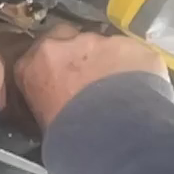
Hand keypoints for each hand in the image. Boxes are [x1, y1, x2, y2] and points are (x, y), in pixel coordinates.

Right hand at [13, 23, 168, 129]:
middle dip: (80, 52)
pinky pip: (134, 52)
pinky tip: (143, 88)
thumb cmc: (70, 135)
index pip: (38, 54)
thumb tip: (59, 102)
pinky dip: (138, 66)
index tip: (64, 75)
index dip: (55, 63)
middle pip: (69, 38)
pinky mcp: (128, 45)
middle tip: (93, 76)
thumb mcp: (42, 117)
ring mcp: (96, 42)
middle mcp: (59, 46)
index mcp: (30, 66)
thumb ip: (46, 97)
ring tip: (122, 88)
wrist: (107, 134)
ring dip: (111, 60)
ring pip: (104, 44)